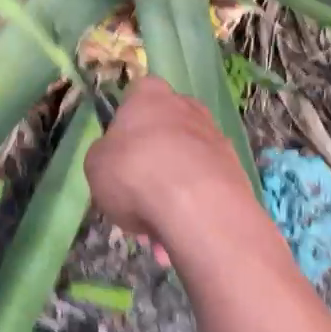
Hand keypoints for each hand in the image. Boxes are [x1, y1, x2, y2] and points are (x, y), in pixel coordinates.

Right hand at [84, 76, 254, 245]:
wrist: (197, 204)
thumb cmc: (135, 171)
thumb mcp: (95, 164)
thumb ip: (105, 156)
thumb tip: (115, 160)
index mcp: (149, 94)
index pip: (136, 98)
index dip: (127, 129)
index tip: (120, 158)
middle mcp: (185, 105)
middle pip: (164, 133)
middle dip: (152, 167)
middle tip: (137, 202)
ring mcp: (214, 136)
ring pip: (185, 164)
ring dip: (172, 194)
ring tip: (158, 235)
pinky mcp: (234, 167)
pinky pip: (205, 187)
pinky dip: (193, 209)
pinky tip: (180, 237)